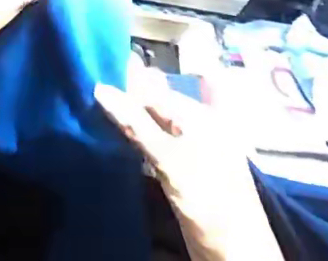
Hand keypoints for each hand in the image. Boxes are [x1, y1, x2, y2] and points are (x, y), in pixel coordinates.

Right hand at [95, 66, 284, 260]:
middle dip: (126, 102)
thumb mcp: (169, 162)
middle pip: (155, 106)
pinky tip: (117, 145)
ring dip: (129, 124)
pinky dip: (138, 144)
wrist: (238, 259)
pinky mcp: (185, 176)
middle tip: (90, 98)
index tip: (92, 85)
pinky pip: (156, 149)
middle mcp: (197, 127)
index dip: (125, 86)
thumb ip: (136, 125)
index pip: (154, 90)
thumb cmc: (207, 202)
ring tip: (95, 117)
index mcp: (199, 115)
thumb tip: (101, 88)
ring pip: (154, 127)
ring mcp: (192, 152)